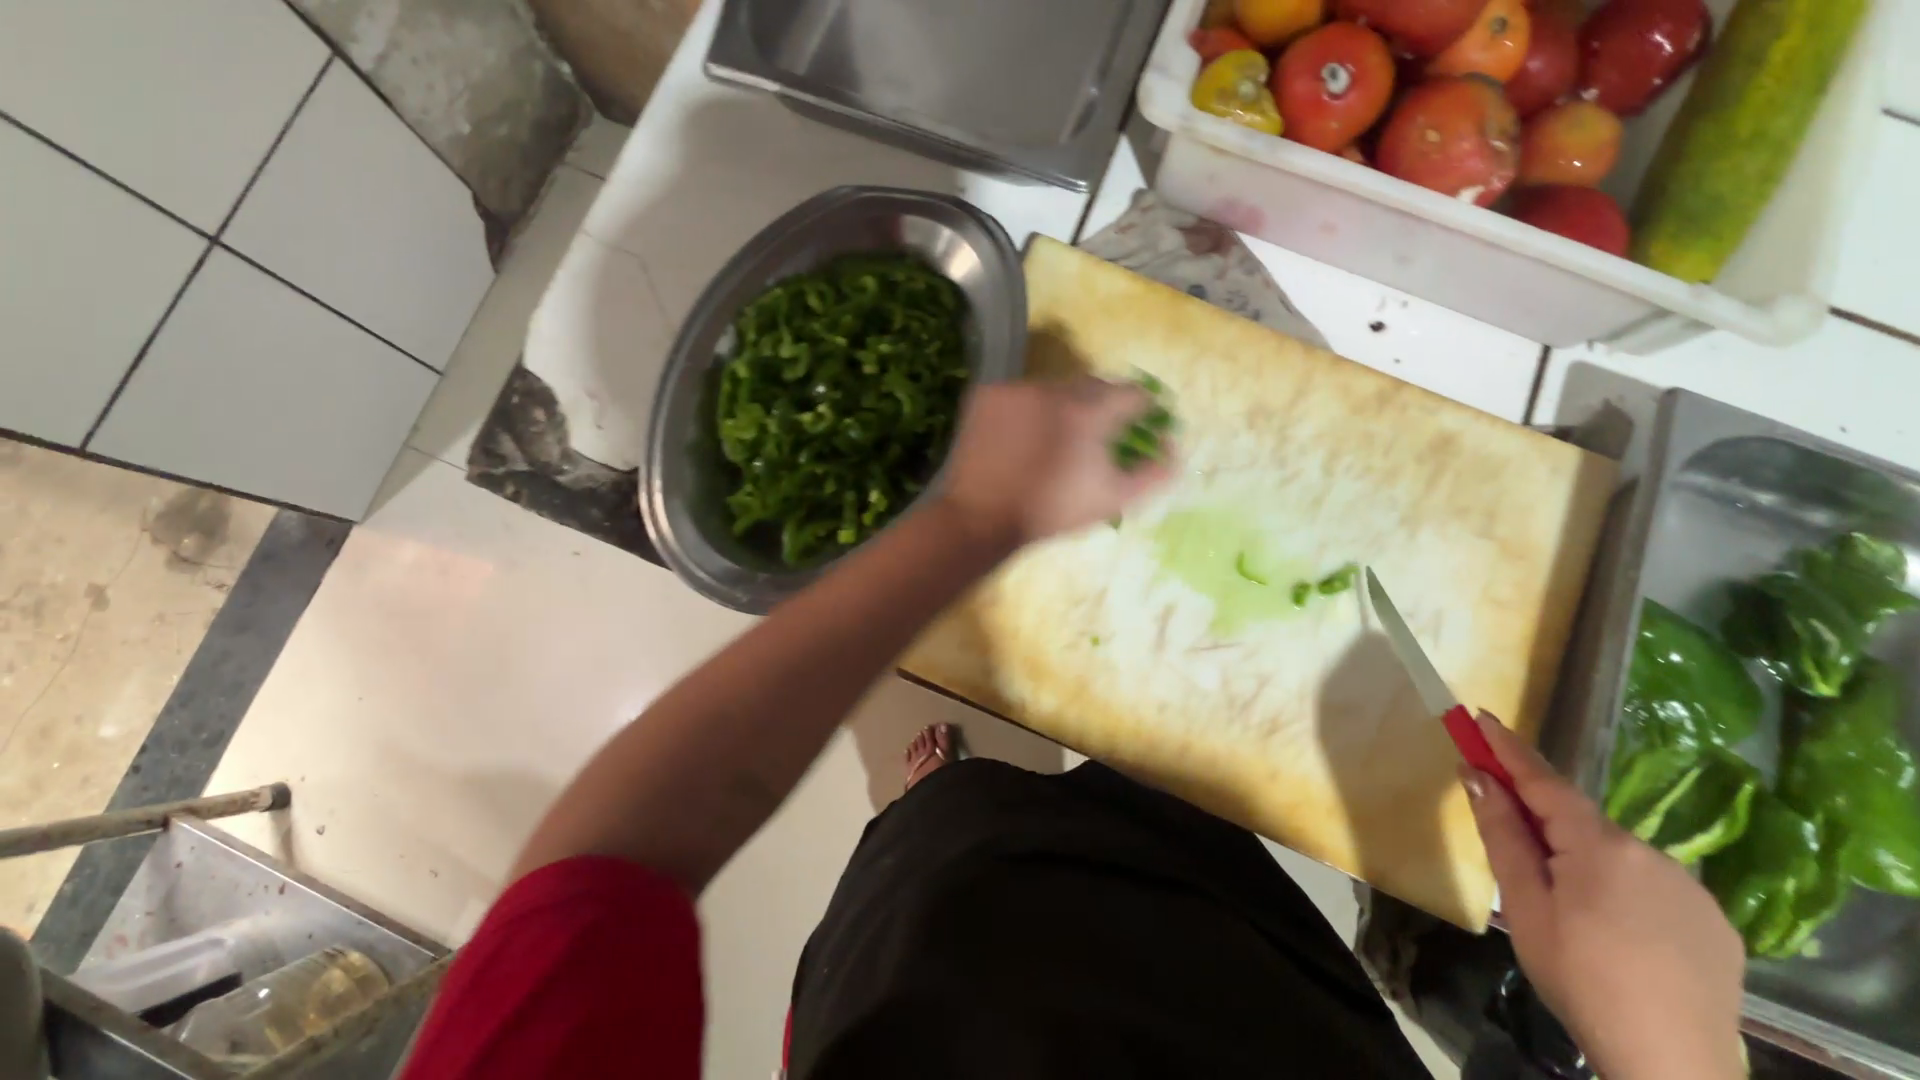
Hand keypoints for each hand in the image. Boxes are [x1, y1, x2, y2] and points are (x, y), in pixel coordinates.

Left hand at [939, 376, 1174, 544]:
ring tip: (1057, 437)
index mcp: (1090, 410)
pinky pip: (1020, 394)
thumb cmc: (1052, 511)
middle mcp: (1055, 389)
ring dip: (1063, 405)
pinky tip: (1023, 436)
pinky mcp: (987, 395)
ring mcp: (1017, 389)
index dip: (1143, 407)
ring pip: (1054, 388)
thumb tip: (1173, 450)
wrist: (981, 518)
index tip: (1142, 421)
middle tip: (1100, 431)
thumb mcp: (1112, 499)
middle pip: (1093, 385)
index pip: (1132, 392)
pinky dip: (1028, 409)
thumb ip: (1152, 473)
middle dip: (1104, 404)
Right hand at [1464, 711, 1746, 1079]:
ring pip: (1616, 859)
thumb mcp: (1526, 906)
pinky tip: (1615, 937)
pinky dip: (1622, 895)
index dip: (1508, 748)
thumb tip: (1478, 776)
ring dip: (1584, 866)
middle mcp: (1650, 851)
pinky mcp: (1714, 921)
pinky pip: (1652, 889)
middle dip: (1543, 824)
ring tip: (1568, 917)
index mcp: (1599, 845)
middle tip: (1512, 852)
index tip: (1480, 715)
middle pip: (1581, 823)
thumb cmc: (1580, 976)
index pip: (1544, 781)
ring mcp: (1689, 886)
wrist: (1671, 1060)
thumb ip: (1504, 836)